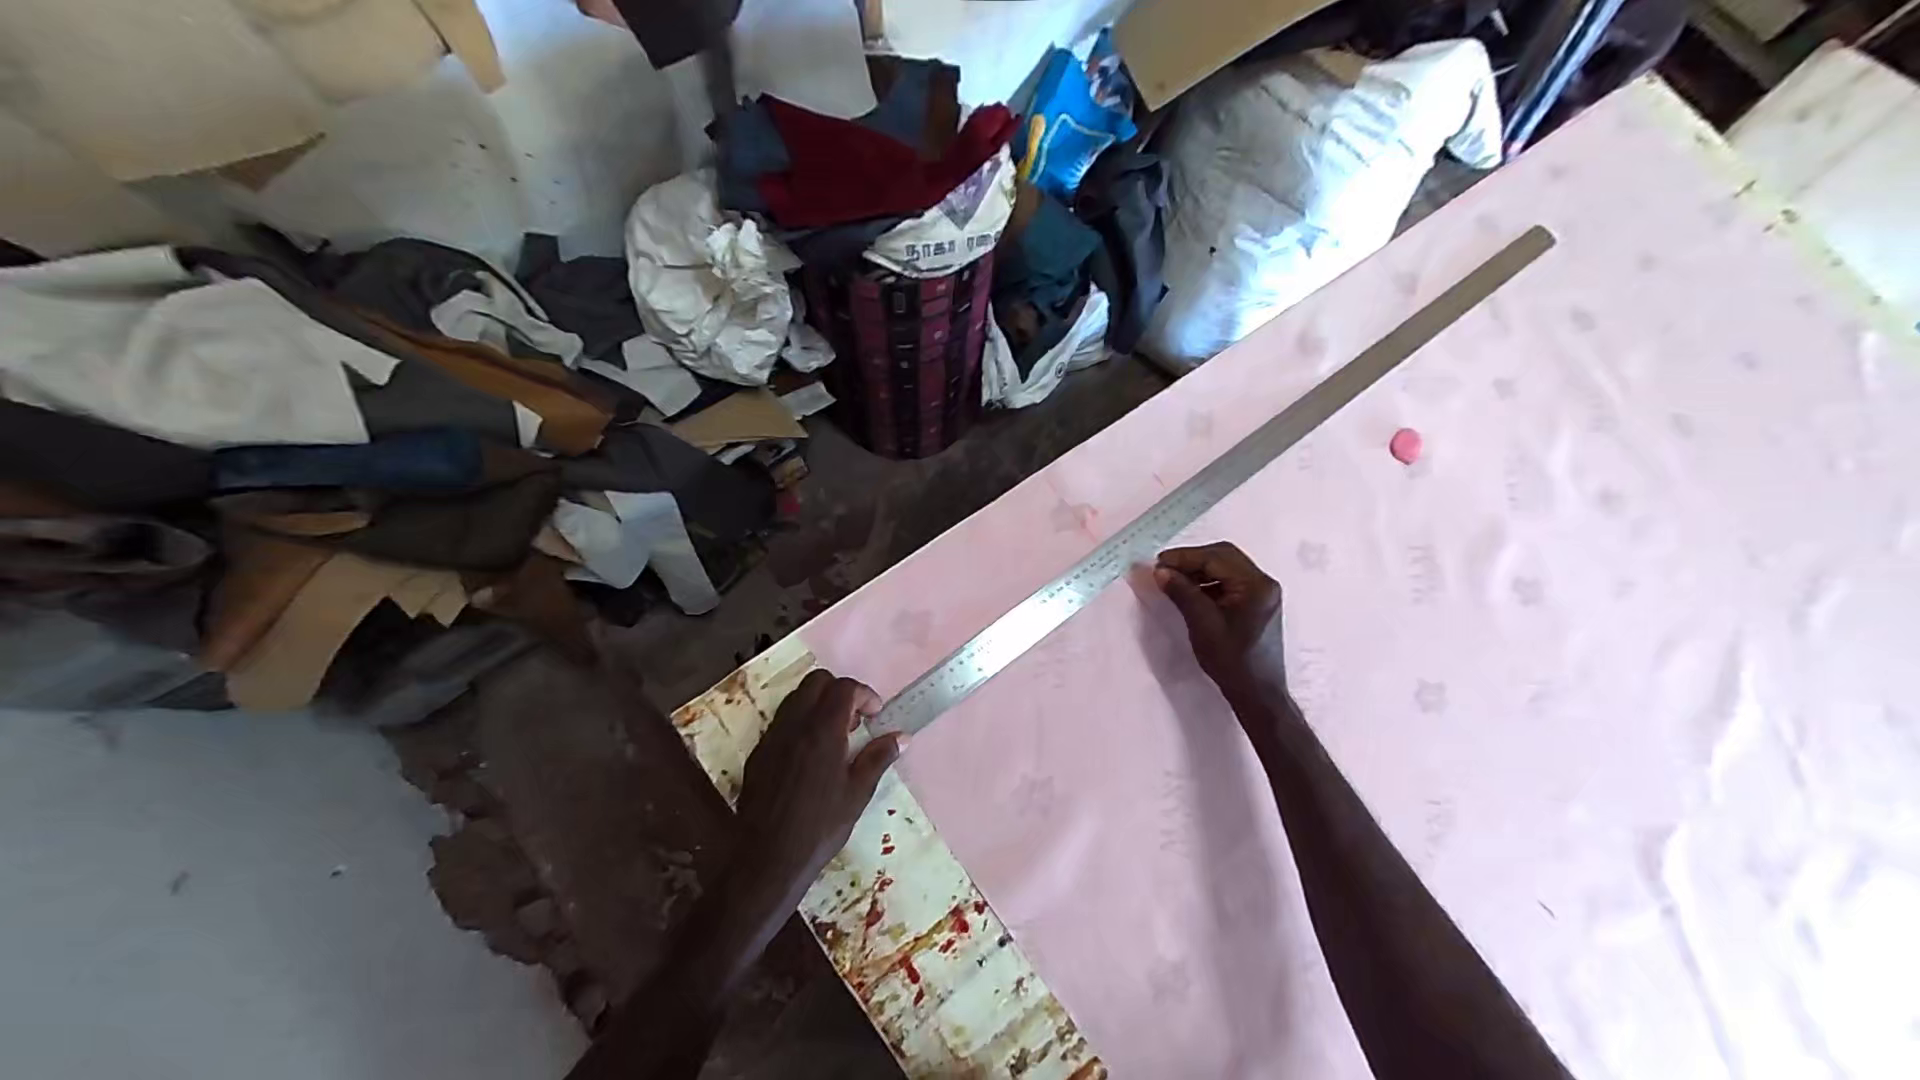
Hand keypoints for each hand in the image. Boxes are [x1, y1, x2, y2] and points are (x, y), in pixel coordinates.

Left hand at [731, 670, 904, 905]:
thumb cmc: (820, 826)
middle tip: (855, 719)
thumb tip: (902, 737)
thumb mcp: (858, 793)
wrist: (768, 858)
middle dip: (840, 691)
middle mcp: (794, 724)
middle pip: (816, 682)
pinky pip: (782, 720)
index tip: (875, 715)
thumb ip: (878, 757)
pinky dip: (801, 722)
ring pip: (796, 698)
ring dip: (819, 704)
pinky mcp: (759, 752)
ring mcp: (772, 737)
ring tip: (835, 735)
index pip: (844, 688)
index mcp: (822, 730)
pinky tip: (811, 754)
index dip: (864, 694)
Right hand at [1155, 542, 1288, 698]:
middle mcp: (1263, 582)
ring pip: (1225, 567)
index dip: (1185, 557)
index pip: (1217, 557)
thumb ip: (1182, 593)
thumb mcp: (1202, 624)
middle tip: (1164, 568)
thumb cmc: (1232, 660)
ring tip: (1173, 580)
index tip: (1159, 563)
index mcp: (1255, 585)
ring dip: (1199, 570)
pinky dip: (1208, 581)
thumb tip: (1161, 571)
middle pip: (1223, 556)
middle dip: (1192, 560)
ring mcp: (1262, 592)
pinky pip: (1229, 581)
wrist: (1257, 692)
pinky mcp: (1256, 602)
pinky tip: (1189, 591)